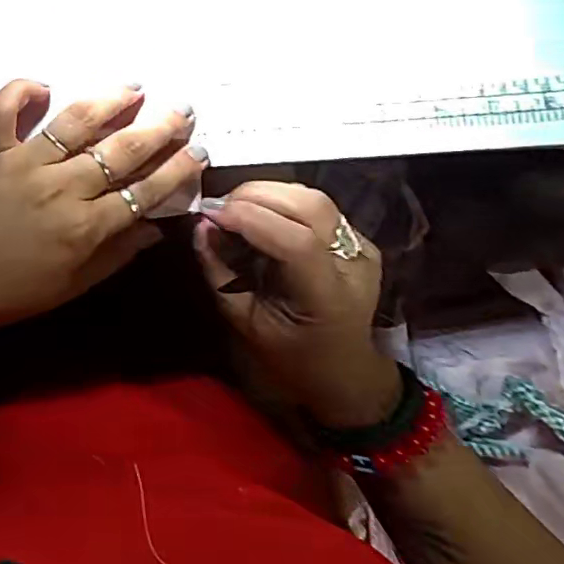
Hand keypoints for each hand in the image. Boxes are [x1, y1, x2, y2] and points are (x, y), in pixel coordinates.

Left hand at [0, 79, 208, 347]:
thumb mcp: (72, 287)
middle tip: (183, 111)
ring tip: (135, 88)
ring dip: (109, 102)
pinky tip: (42, 85)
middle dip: (159, 129)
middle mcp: (62, 189)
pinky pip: (4, 111)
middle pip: (121, 151)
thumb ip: (118, 255)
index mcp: (86, 229)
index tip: (198, 152)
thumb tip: (157, 226)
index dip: (176, 170)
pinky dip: (19, 92)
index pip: (145, 192)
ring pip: (75, 123)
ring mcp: (24, 165)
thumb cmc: (10, 293)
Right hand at [193, 181, 402, 427]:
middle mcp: (355, 265)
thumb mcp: (247, 324)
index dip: (250, 218)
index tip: (209, 214)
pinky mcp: (359, 239)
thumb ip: (220, 275)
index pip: (296, 242)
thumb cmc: (292, 358)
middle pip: (310, 205)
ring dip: (268, 192)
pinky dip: (282, 201)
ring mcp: (363, 248)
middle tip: (218, 207)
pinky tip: (260, 213)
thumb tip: (201, 226)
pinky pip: (317, 206)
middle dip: (256, 195)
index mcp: (330, 297)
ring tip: (235, 206)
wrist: (345, 371)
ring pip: (314, 197)